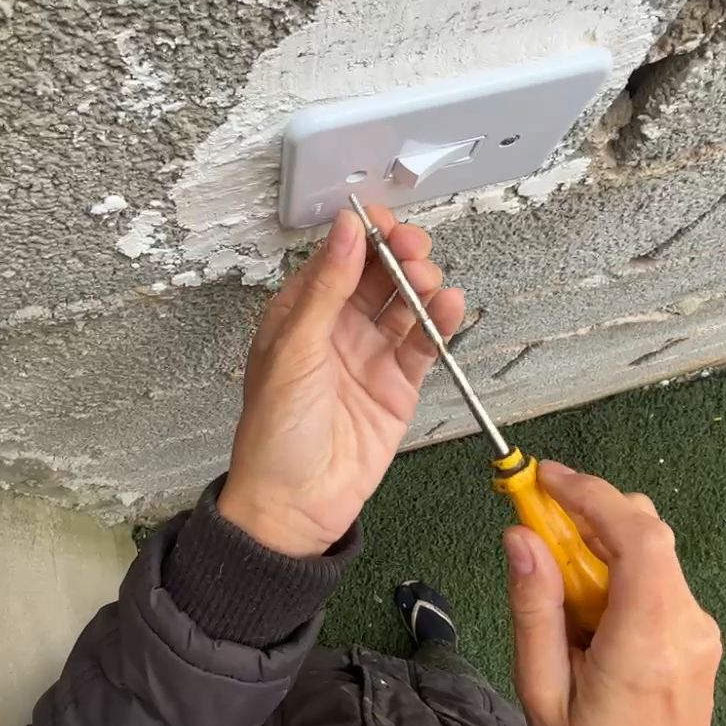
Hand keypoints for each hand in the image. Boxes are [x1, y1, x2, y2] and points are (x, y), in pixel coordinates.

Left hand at [218, 205, 465, 557]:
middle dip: (397, 256)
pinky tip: (449, 306)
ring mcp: (369, 356)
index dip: (361, 237)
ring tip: (430, 279)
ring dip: (420, 285)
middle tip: (414, 248)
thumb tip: (347, 230)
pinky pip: (423, 344)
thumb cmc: (276, 431)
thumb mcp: (294, 351)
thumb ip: (325, 289)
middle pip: (376, 277)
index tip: (383, 221)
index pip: (336, 260)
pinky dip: (438, 323)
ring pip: (403, 305)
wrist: (296, 504)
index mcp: (299, 315)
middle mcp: (336, 330)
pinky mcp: (398, 384)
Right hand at [505, 461, 721, 725]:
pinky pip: (652, 572)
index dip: (589, 493)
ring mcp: (697, 626)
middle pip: (645, 530)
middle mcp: (686, 623)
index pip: (637, 535)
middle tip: (532, 518)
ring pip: (648, 546)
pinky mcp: (694, 630)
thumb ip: (533, 608)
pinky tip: (580, 593)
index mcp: (649, 640)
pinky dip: (611, 561)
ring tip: (550, 568)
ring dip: (595, 537)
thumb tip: (520, 537)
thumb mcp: (542, 690)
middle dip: (585, 509)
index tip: (542, 476)